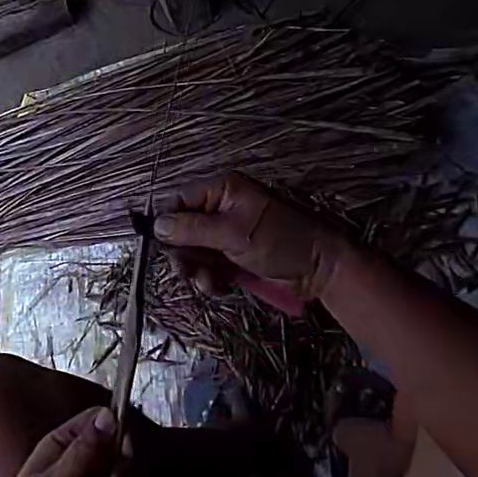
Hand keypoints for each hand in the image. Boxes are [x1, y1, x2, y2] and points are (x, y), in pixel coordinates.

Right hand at [152, 172, 352, 309]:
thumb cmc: (281, 241)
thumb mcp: (234, 234)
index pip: (180, 199)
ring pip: (193, 250)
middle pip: (183, 228)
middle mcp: (222, 207)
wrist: (321, 269)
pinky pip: (208, 265)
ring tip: (208, 283)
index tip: (163, 246)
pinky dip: (209, 278)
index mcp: (223, 189)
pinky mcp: (234, 255)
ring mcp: (228, 233)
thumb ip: (193, 229)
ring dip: (196, 269)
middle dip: (183, 252)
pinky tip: (218, 287)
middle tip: (186, 272)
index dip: (168, 222)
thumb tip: (156, 225)